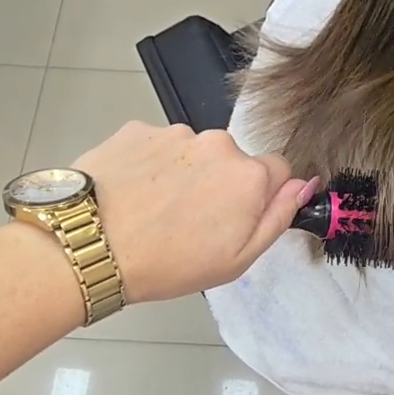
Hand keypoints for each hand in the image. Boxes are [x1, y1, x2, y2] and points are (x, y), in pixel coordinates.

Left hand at [75, 122, 310, 302]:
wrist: (90, 246)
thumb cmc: (169, 264)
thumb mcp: (238, 259)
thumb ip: (278, 217)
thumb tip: (303, 184)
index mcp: (248, 176)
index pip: (278, 170)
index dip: (261, 196)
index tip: (236, 218)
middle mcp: (217, 143)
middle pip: (233, 160)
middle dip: (221, 183)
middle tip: (191, 222)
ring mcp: (174, 133)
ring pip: (193, 151)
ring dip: (184, 173)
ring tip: (155, 210)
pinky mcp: (136, 130)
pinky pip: (156, 145)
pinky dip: (150, 164)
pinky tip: (132, 194)